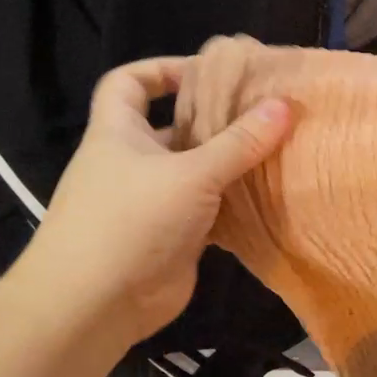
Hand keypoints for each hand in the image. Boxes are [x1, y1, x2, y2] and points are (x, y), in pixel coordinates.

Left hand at [16, 56, 293, 341]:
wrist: (92, 307)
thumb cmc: (130, 223)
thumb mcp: (191, 174)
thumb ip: (240, 142)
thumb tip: (284, 104)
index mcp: (118, 135)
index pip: (128, 83)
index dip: (162, 69)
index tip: (208, 71)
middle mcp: (133, 163)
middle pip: (174, 126)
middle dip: (217, 118)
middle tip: (267, 110)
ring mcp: (152, 202)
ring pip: (198, 169)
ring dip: (233, 162)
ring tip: (281, 148)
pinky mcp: (173, 236)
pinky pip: (211, 208)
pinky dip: (238, 202)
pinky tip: (273, 195)